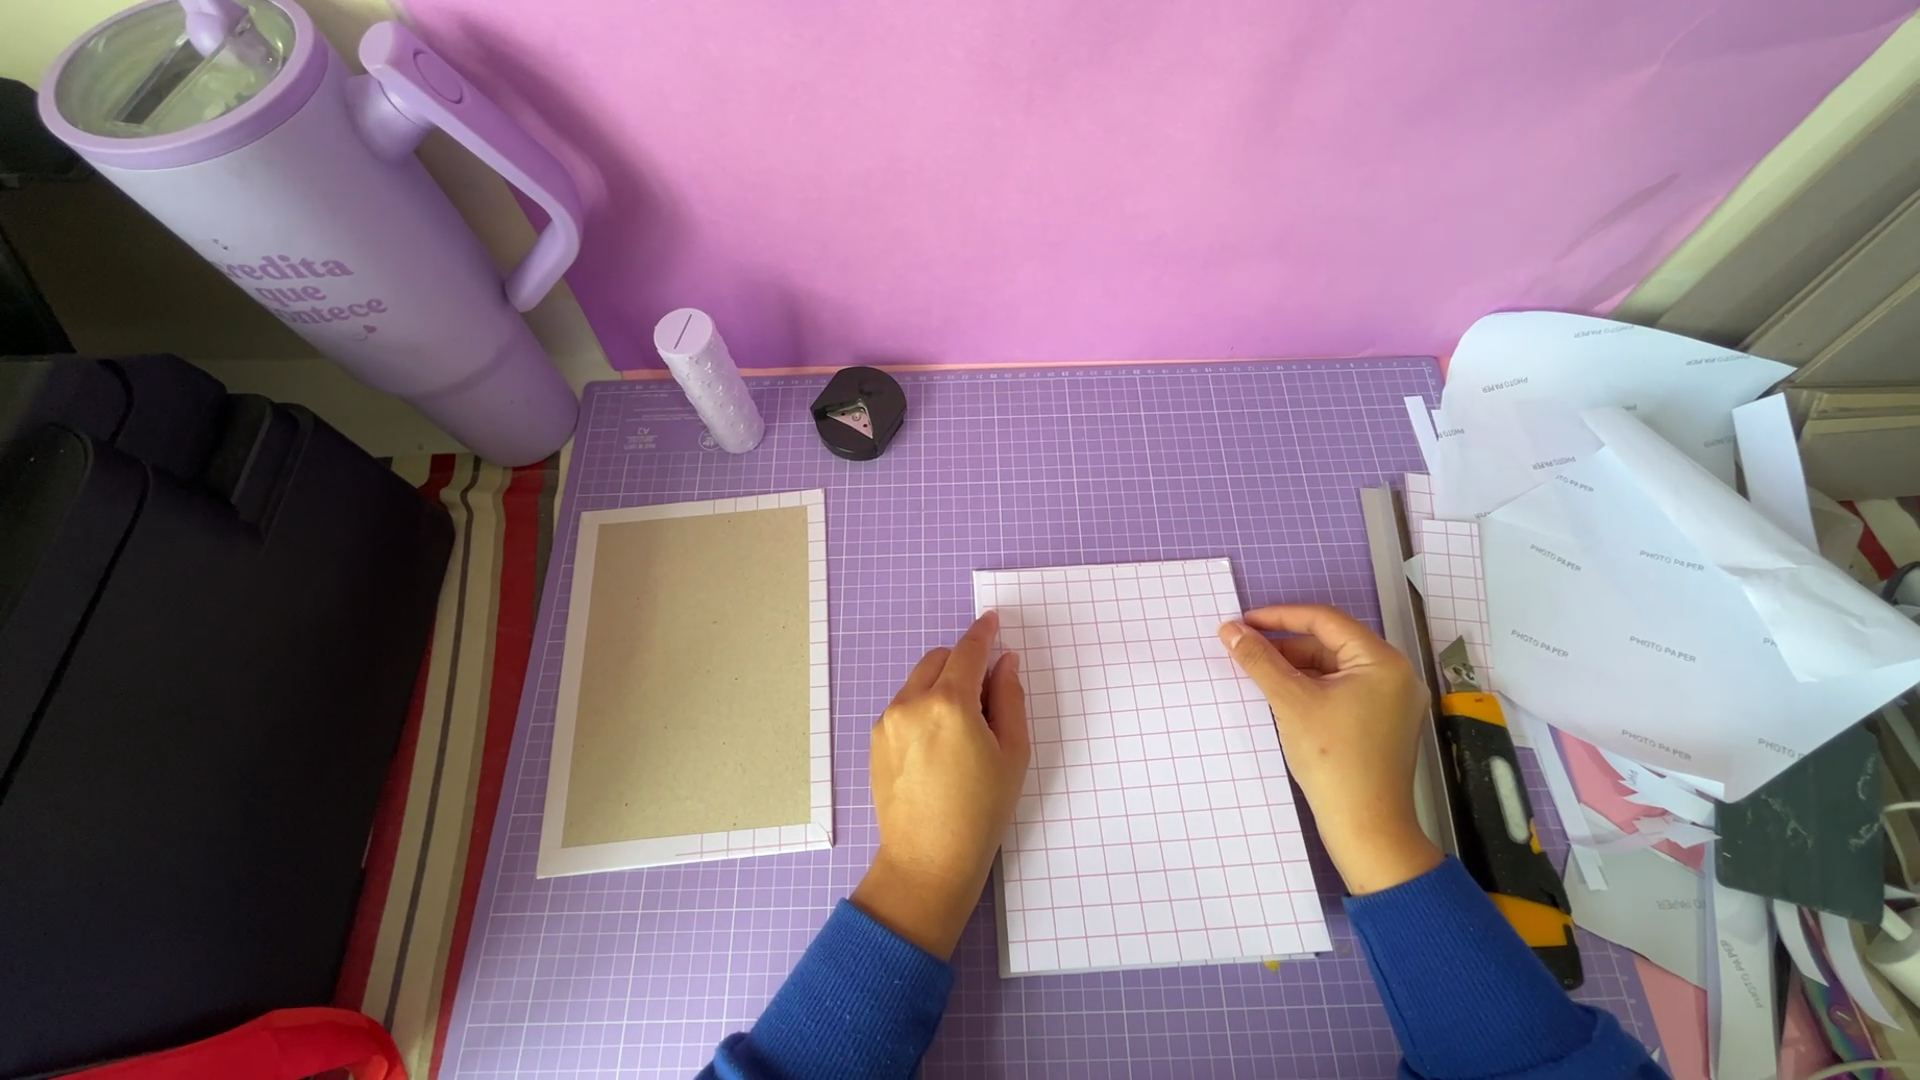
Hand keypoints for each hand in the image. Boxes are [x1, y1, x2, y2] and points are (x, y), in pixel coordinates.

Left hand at [852, 612, 1029, 957]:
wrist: (928, 859)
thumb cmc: (981, 810)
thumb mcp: (1012, 753)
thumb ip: (1010, 697)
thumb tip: (1005, 661)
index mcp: (950, 703)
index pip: (969, 650)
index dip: (984, 632)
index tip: (992, 621)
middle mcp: (912, 702)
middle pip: (940, 658)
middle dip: (963, 662)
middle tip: (985, 696)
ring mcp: (888, 720)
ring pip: (919, 681)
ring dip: (941, 685)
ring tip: (960, 730)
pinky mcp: (876, 738)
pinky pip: (904, 705)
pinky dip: (923, 707)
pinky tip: (936, 747)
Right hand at [1219, 605, 1441, 894]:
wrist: (1365, 825)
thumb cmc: (1332, 758)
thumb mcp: (1290, 701)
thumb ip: (1259, 659)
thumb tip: (1230, 629)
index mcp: (1382, 661)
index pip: (1325, 621)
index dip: (1279, 617)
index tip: (1243, 623)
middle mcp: (1395, 674)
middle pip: (1330, 643)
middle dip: (1285, 645)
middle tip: (1245, 650)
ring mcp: (1392, 700)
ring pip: (1333, 667)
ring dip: (1295, 666)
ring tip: (1258, 673)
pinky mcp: (1381, 721)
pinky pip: (1341, 688)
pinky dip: (1310, 686)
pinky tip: (1282, 695)